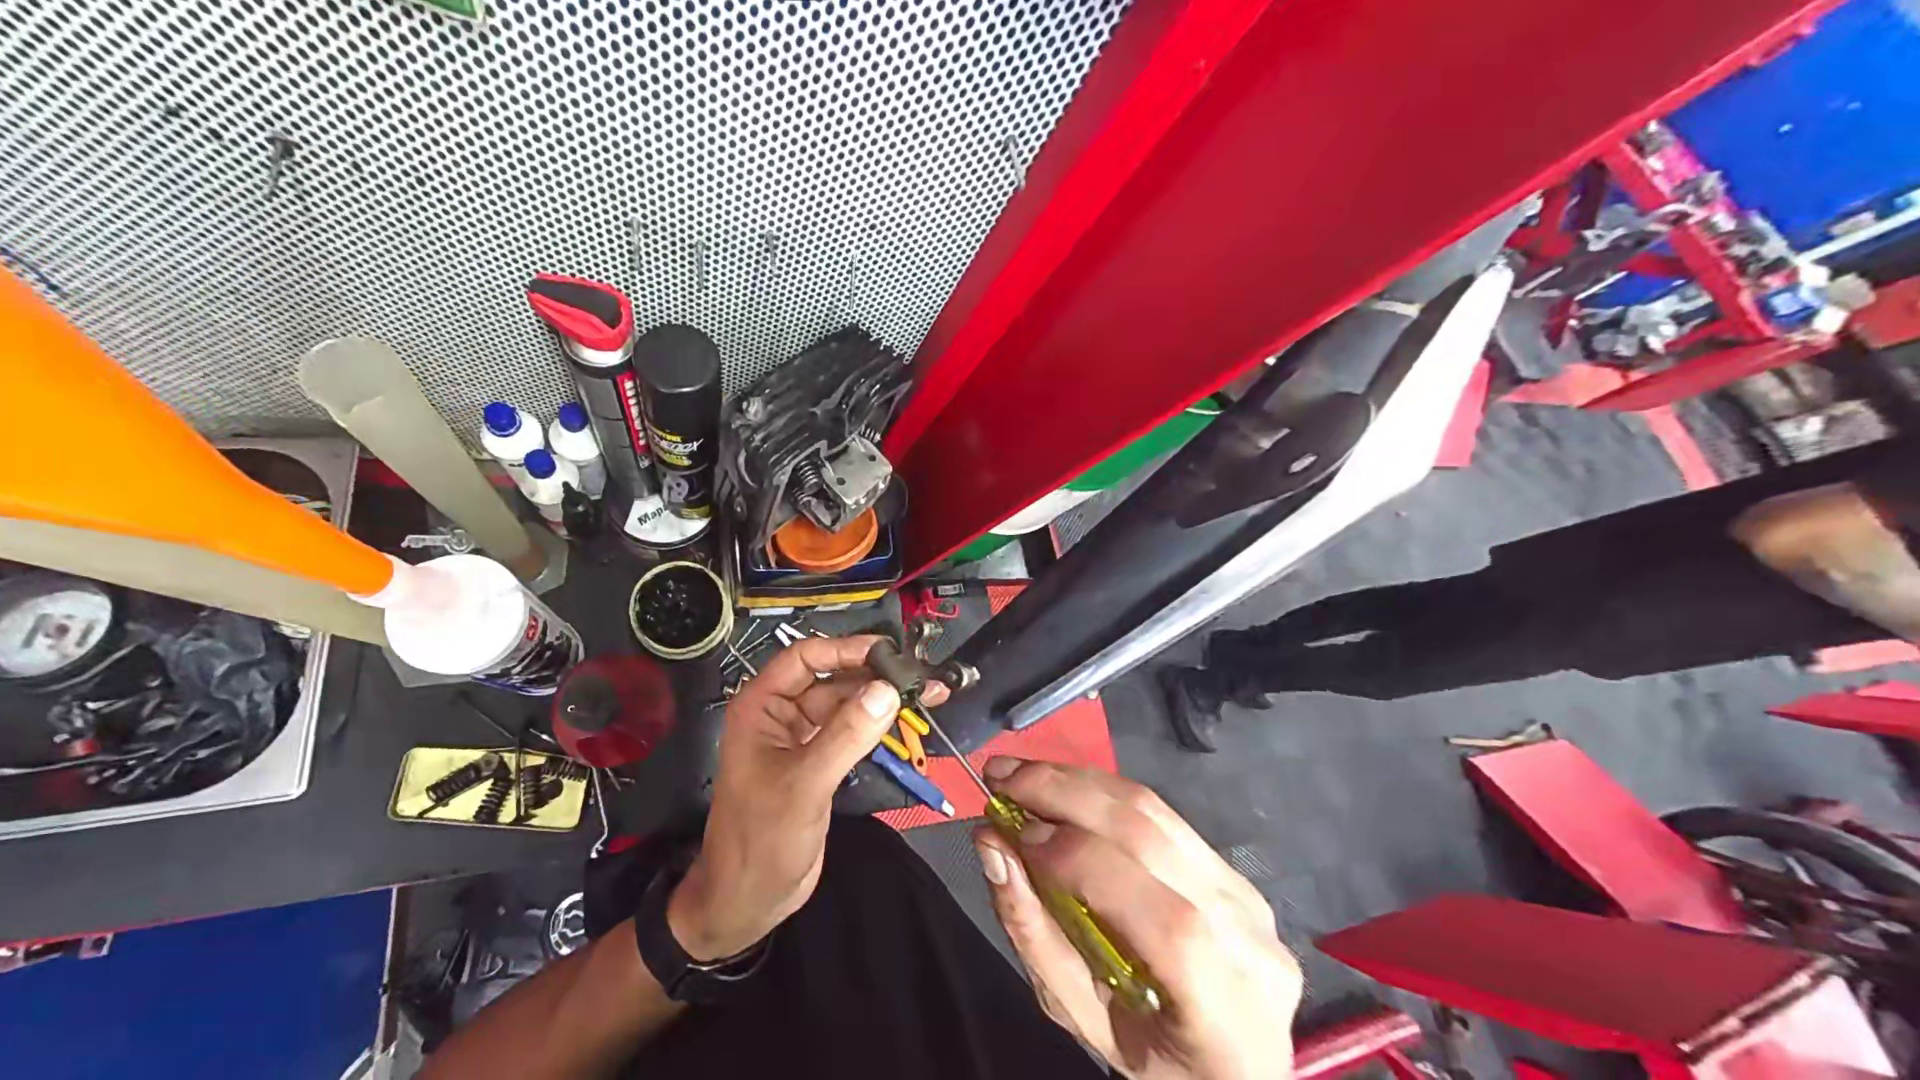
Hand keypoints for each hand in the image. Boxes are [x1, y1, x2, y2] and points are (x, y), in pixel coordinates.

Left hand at [667, 634, 944, 959]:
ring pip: (848, 704)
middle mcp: (781, 715)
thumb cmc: (761, 840)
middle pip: (833, 678)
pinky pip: (853, 730)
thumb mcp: (804, 784)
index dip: (845, 649)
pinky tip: (907, 718)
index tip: (888, 651)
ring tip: (929, 692)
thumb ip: (847, 735)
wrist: (749, 901)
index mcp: (761, 707)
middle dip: (875, 675)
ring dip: (883, 698)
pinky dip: (879, 723)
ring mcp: (803, 738)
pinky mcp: (821, 761)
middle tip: (920, 675)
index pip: (805, 658)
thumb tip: (887, 690)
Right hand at [972, 759, 1299, 1079]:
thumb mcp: (1085, 1022)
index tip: (1011, 831)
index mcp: (1223, 1004)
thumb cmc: (1154, 1060)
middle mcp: (1246, 933)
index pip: (1162, 919)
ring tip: (1021, 772)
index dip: (1083, 863)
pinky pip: (1161, 814)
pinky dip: (1102, 791)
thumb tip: (993, 848)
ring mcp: (1244, 892)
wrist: (1236, 1063)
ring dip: (1078, 781)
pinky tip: (1063, 784)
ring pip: (1155, 812)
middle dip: (1065, 796)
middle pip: (1152, 840)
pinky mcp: (1230, 867)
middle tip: (1000, 777)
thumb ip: (1036, 937)